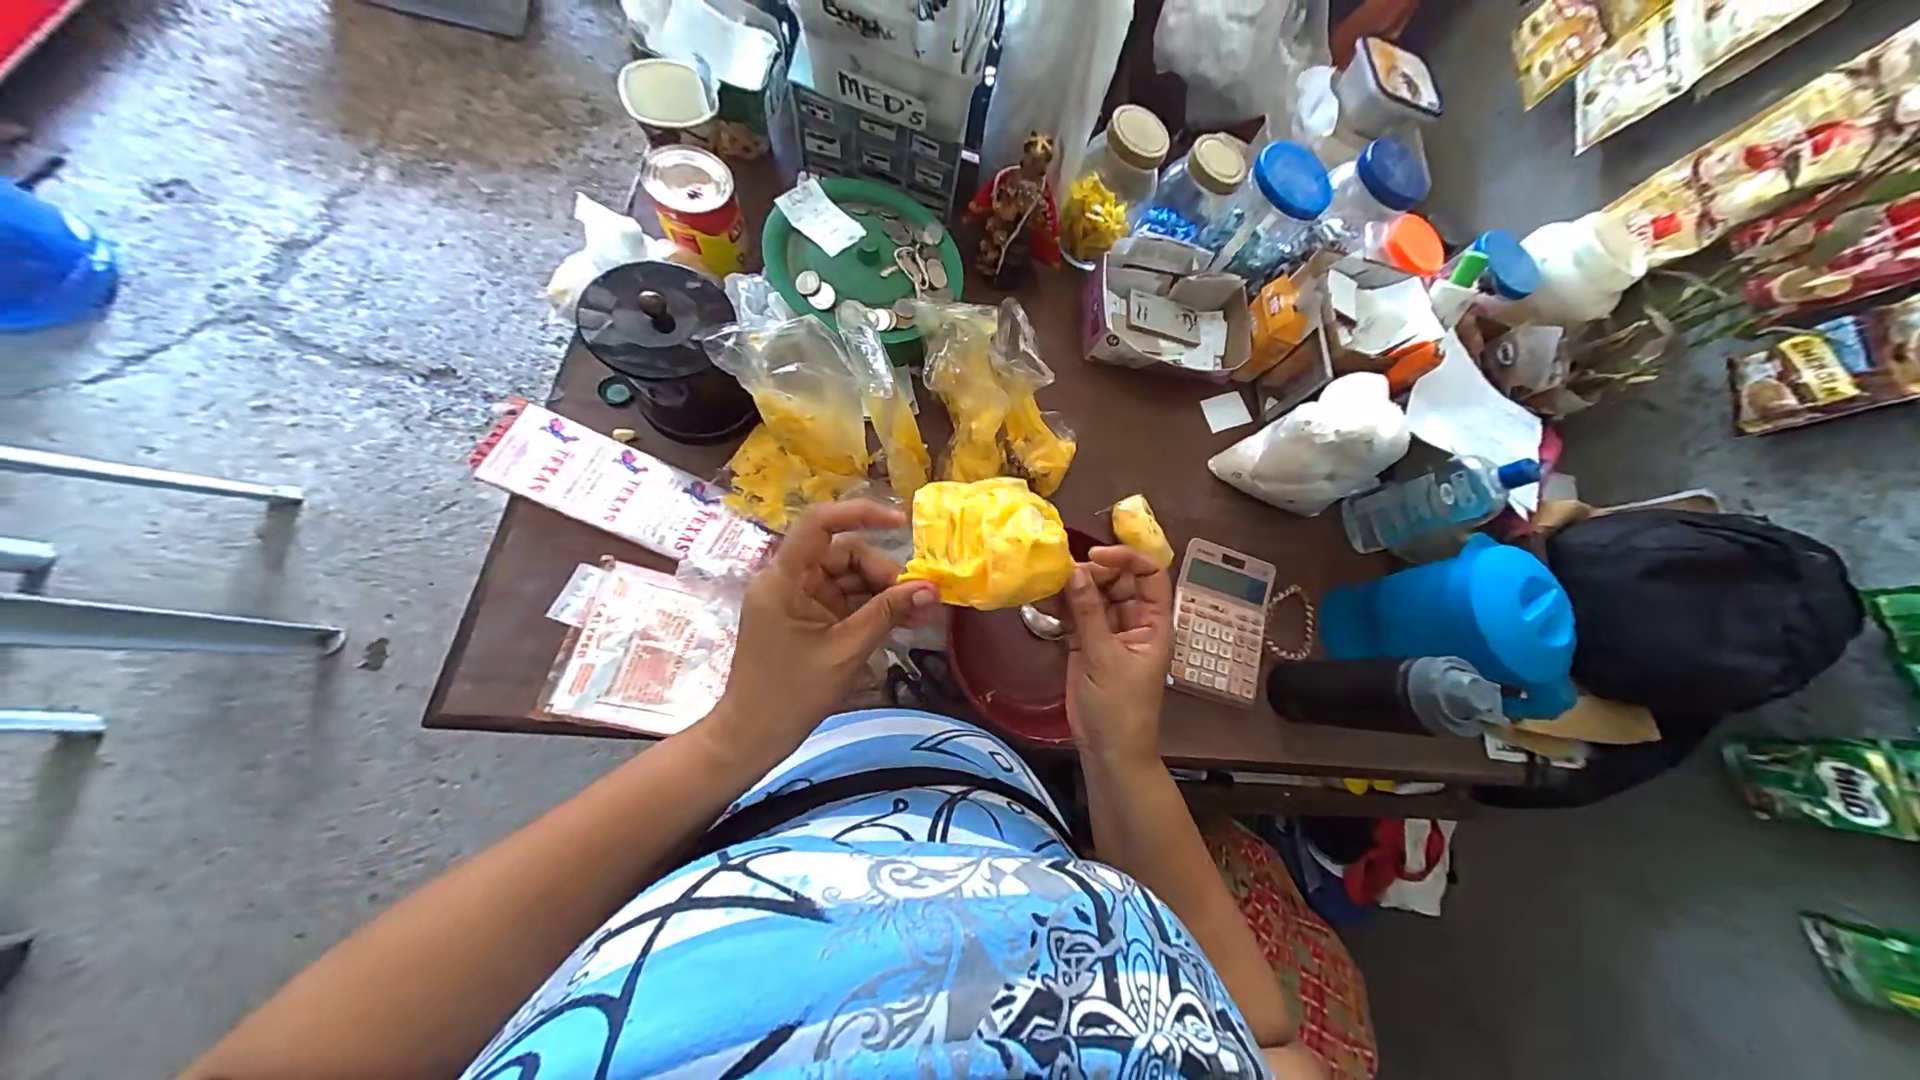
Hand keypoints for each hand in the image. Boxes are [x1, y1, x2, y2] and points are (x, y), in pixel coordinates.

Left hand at [710, 501, 939, 752]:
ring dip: (883, 593)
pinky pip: (845, 599)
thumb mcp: (846, 650)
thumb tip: (931, 590)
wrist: (755, 736)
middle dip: (882, 574)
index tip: (899, 522)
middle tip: (917, 601)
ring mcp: (798, 597)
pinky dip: (871, 608)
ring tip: (916, 616)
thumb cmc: (791, 694)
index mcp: (784, 578)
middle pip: (843, 553)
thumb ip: (887, 614)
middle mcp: (788, 579)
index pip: (819, 523)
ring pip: (849, 577)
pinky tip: (899, 622)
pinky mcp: (808, 615)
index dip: (860, 513)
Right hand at [1061, 545, 1173, 770]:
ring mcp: (1108, 631)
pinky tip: (1042, 596)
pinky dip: (1060, 605)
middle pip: (1117, 580)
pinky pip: (1075, 613)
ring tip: (1048, 580)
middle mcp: (1133, 620)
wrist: (1109, 749)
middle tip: (1063, 572)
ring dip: (1072, 586)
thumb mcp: (1105, 657)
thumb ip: (1088, 612)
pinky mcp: (1085, 642)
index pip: (1149, 574)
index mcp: (1153, 622)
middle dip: (1092, 571)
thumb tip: (1074, 572)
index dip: (1126, 558)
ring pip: (1092, 595)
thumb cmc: (1120, 708)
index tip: (1094, 556)